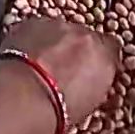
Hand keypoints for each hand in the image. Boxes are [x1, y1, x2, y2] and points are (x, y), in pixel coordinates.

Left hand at [0, 17, 117, 131]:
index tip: (90, 69)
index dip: (99, 58)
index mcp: (104, 55)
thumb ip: (94, 83)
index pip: (110, 48)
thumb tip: (89, 81)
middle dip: (75, 50)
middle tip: (62, 71)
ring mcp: (57, 25)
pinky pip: (36, 28)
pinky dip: (32, 40)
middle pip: (83, 37)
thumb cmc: (58, 111)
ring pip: (59, 31)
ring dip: (53, 43)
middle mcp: (84, 34)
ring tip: (40, 66)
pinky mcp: (32, 22)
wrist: (24, 97)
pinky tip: (24, 58)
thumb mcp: (89, 104)